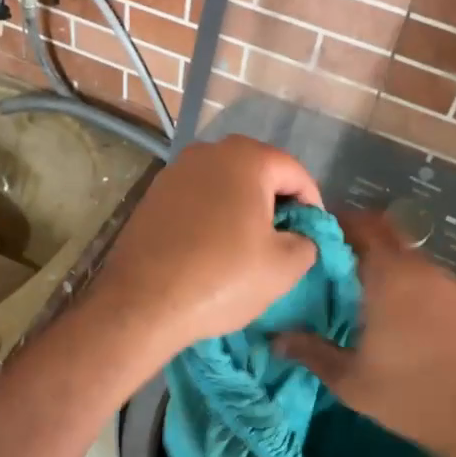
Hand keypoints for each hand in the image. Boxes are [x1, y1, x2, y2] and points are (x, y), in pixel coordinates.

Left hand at [87, 136, 322, 351]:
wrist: (142, 303)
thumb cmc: (222, 278)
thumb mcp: (284, 267)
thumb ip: (307, 242)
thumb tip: (299, 238)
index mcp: (246, 157)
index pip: (295, 173)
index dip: (312, 206)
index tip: (312, 237)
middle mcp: (206, 153)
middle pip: (257, 174)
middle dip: (275, 205)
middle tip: (283, 243)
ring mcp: (173, 173)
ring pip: (224, 187)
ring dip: (241, 212)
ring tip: (247, 250)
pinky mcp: (151, 198)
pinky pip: (196, 202)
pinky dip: (211, 220)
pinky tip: (212, 252)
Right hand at [276, 212, 455, 456]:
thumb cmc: (410, 397)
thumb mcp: (349, 380)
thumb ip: (311, 352)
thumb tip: (275, 338)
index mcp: (389, 277)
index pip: (361, 225)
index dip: (335, 222)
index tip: (312, 234)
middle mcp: (422, 270)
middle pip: (386, 235)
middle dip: (357, 239)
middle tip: (329, 261)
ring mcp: (450, 285)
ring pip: (409, 258)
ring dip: (384, 263)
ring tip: (358, 289)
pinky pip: (428, 279)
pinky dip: (407, 283)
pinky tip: (396, 314)